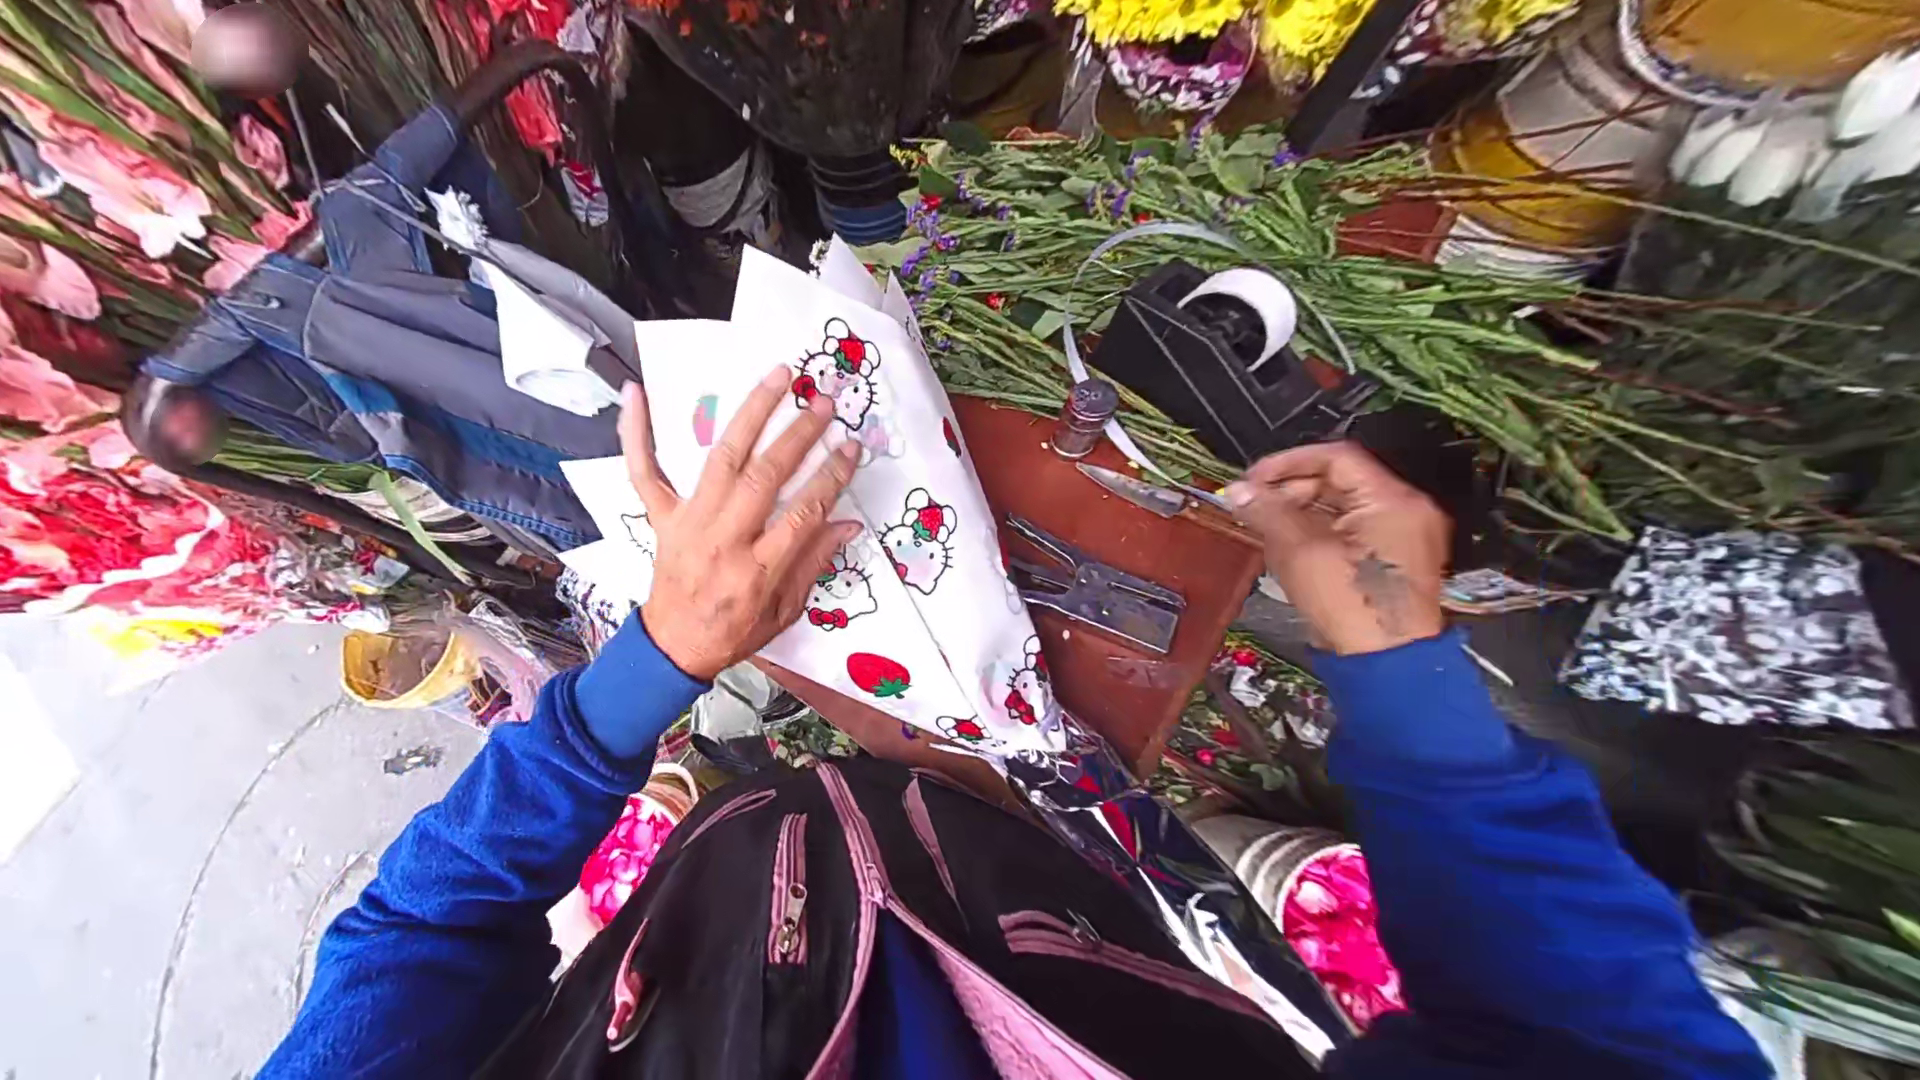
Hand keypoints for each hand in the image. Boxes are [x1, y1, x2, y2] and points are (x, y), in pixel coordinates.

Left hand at [620, 367, 862, 679]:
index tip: (851, 448)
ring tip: (777, 378)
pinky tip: (635, 393)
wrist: (674, 646)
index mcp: (758, 570)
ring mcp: (688, 523)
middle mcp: (722, 540)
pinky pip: (643, 471)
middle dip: (798, 436)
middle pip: (764, 478)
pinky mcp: (661, 516)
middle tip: (823, 405)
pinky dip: (636, 432)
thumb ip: (815, 562)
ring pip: (721, 459)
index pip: (802, 514)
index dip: (831, 478)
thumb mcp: (787, 609)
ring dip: (751, 414)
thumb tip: (849, 523)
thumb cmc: (736, 631)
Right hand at [1226, 441, 1447, 655]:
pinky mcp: (1391, 559)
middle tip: (1255, 506)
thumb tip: (1238, 491)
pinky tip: (1288, 546)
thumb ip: (1267, 512)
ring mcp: (1401, 536)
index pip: (1335, 458)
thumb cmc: (1350, 605)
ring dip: (1299, 511)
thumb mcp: (1298, 551)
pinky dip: (1316, 530)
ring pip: (1341, 506)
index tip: (1254, 479)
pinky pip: (1349, 529)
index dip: (1288, 463)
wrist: (1385, 662)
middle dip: (1291, 490)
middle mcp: (1404, 511)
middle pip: (1339, 481)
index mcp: (1390, 501)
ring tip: (1266, 528)